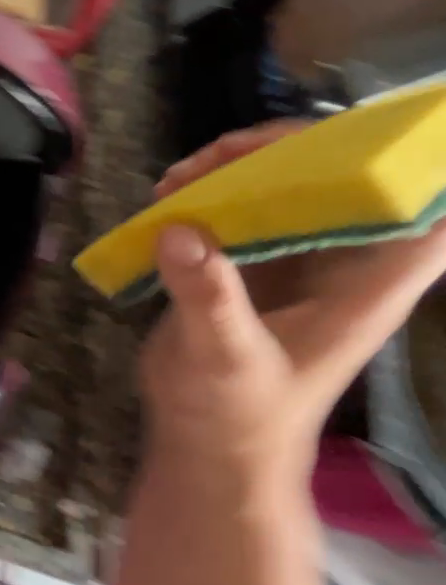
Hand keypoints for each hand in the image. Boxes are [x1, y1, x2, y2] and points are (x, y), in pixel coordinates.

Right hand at [140, 120, 445, 483]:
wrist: (207, 445)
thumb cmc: (238, 412)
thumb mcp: (224, 356)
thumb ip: (208, 297)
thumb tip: (180, 230)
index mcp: (365, 291)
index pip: (421, 223)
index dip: (411, 175)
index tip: (353, 139)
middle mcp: (335, 269)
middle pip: (343, 188)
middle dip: (289, 155)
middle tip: (221, 152)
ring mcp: (288, 266)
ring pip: (285, 193)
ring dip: (237, 170)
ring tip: (177, 175)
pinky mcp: (241, 269)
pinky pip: (236, 212)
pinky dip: (204, 193)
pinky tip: (164, 197)